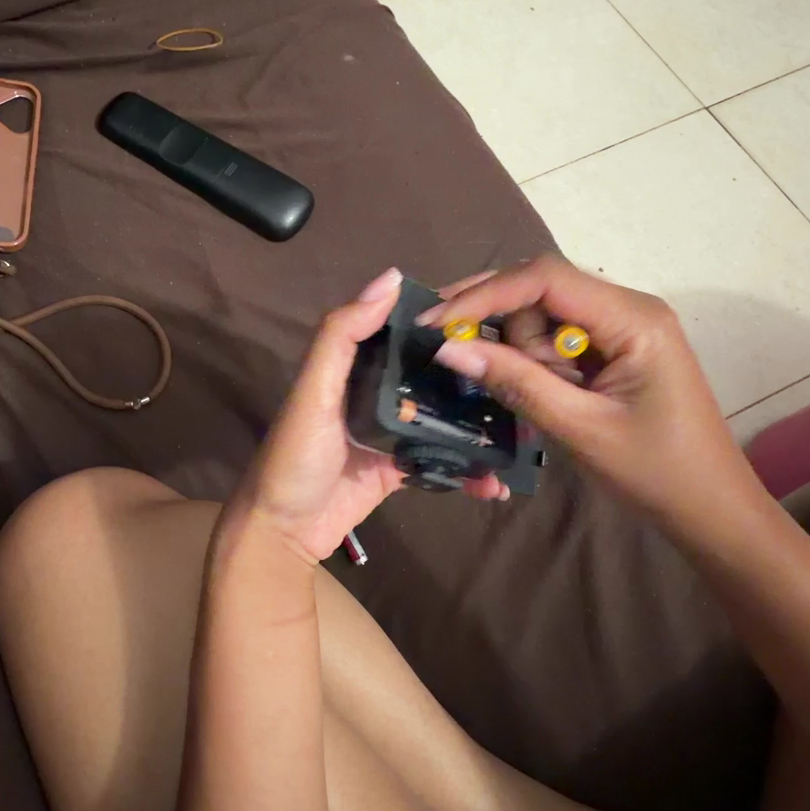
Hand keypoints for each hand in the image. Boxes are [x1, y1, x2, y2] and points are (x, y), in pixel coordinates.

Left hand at [225, 268, 507, 563]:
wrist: (283, 532)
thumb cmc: (295, 456)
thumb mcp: (314, 390)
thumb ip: (342, 336)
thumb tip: (390, 278)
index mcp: (353, 366)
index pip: (402, 329)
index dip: (442, 318)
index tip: (493, 310)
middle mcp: (373, 393)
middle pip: (431, 374)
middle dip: (474, 375)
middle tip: (526, 371)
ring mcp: (389, 433)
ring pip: (443, 419)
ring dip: (479, 425)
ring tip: (522, 429)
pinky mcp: (397, 470)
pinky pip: (441, 462)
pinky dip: (468, 471)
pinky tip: (496, 480)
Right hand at [421, 254, 767, 532]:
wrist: (710, 509)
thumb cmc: (654, 472)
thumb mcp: (578, 428)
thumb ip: (514, 381)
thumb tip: (446, 348)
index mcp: (632, 318)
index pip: (544, 279)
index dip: (483, 295)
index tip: (433, 324)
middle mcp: (626, 307)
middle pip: (538, 289)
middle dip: (496, 321)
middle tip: (448, 352)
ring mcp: (619, 326)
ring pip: (540, 314)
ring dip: (518, 349)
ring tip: (539, 399)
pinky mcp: (610, 348)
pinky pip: (553, 337)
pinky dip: (530, 359)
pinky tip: (532, 388)